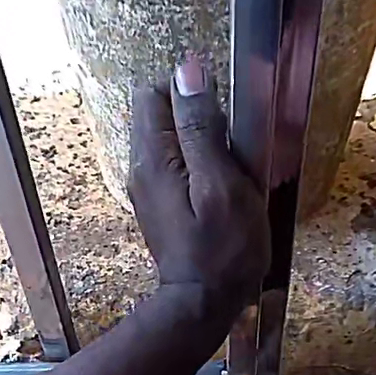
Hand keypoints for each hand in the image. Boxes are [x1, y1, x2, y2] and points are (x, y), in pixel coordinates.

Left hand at [129, 57, 269, 315]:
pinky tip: (221, 193)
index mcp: (152, 158)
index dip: (191, 92)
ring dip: (203, 147)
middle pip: (162, 117)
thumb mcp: (221, 185)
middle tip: (233, 153)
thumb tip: (188, 69)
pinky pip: (178, 169)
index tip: (224, 118)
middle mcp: (141, 168)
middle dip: (199, 121)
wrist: (205, 305)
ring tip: (232, 175)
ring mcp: (149, 190)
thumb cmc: (222, 249)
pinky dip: (200, 169)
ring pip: (173, 144)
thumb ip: (201, 129)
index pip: (155, 93)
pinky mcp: (162, 207)